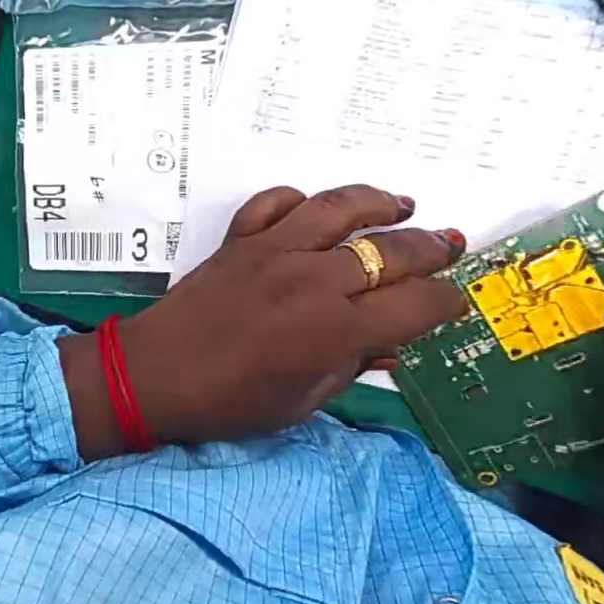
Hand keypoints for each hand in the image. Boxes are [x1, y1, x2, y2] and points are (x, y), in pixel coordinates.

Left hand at [61, 185, 468, 457]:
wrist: (153, 377)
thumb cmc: (226, 405)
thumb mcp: (298, 404)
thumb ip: (348, 369)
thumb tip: (388, 347)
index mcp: (335, 332)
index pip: (417, 305)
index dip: (444, 304)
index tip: (450, 304)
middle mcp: (313, 281)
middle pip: (392, 250)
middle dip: (431, 250)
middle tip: (446, 249)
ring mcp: (273, 252)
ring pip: (340, 208)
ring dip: (379, 202)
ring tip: (402, 205)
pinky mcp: (239, 241)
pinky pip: (275, 202)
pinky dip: (298, 199)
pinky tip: (314, 208)